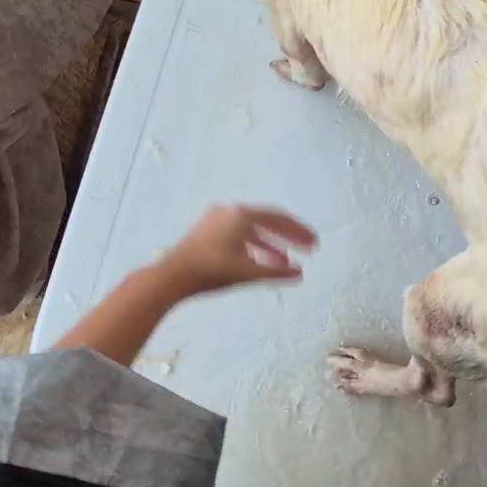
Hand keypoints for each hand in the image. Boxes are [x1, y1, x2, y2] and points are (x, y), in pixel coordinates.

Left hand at [155, 205, 317, 298]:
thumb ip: (277, 272)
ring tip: (284, 260)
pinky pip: (238, 235)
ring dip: (271, 244)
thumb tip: (300, 273)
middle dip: (288, 236)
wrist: (171, 276)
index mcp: (242, 215)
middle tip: (307, 248)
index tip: (314, 243)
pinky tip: (260, 262)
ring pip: (251, 230)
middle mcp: (230, 211)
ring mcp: (216, 219)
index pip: (279, 219)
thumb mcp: (248, 272)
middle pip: (267, 221)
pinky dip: (253, 247)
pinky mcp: (206, 231)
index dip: (299, 231)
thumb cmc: (212, 271)